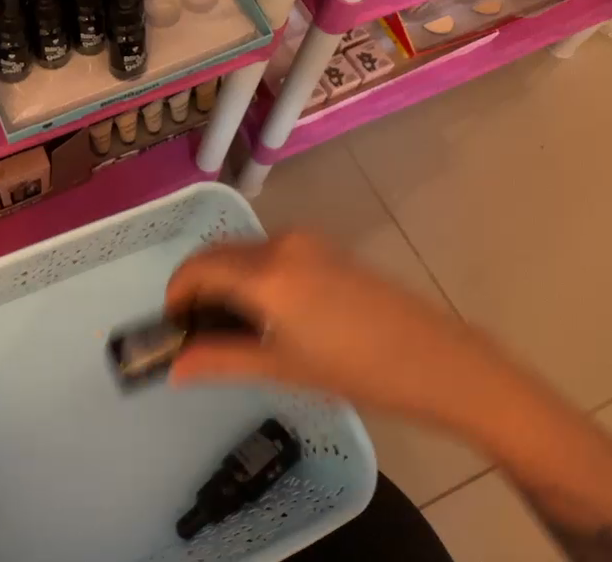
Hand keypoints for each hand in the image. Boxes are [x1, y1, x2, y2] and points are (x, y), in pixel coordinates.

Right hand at [165, 233, 517, 428]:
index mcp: (265, 273)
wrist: (437, 359)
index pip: (198, 268)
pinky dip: (253, 274)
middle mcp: (280, 244)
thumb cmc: (357, 370)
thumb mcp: (283, 369)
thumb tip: (174, 369)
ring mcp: (307, 242)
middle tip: (199, 331)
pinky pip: (271, 253)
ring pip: (245, 252)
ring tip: (235, 326)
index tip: (174, 326)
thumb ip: (221, 361)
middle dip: (199, 286)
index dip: (176, 293)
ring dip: (226, 279)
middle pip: (218, 254)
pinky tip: (270, 312)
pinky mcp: (326, 248)